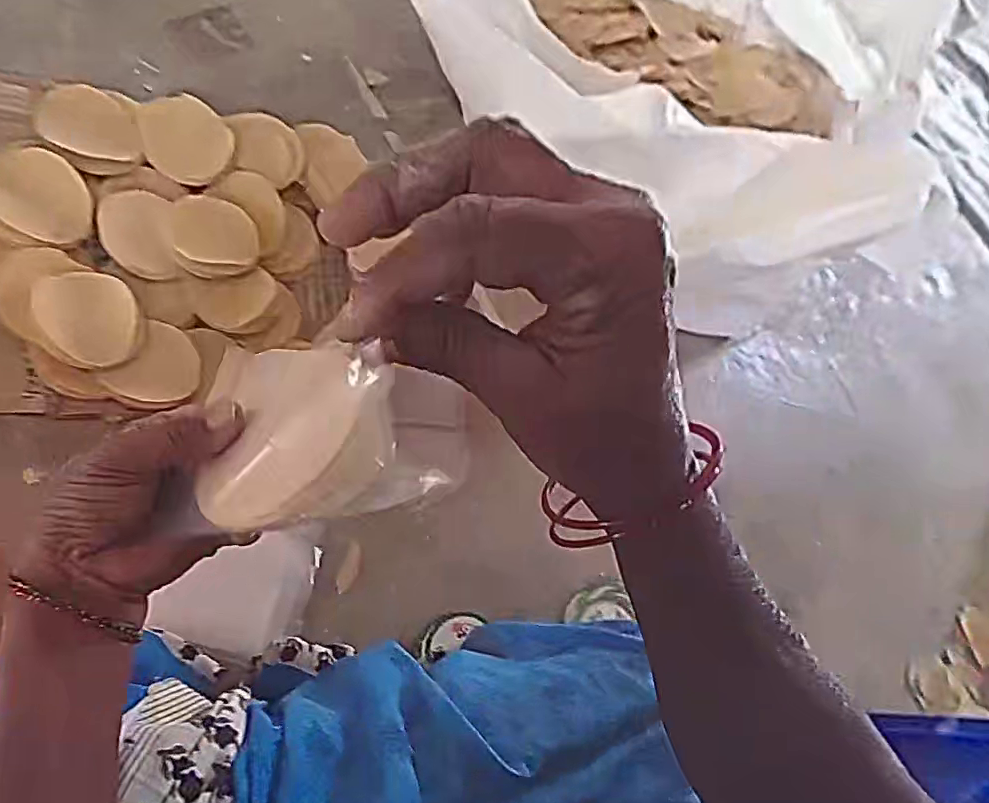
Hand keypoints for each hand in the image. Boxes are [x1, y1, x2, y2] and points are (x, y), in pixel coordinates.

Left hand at [12, 403, 245, 624]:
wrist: (82, 575)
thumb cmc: (84, 509)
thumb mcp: (120, 457)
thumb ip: (171, 436)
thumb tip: (226, 416)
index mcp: (150, 444)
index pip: (192, 422)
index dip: (218, 414)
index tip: (251, 405)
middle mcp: (176, 471)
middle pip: (219, 451)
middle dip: (241, 445)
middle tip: (268, 439)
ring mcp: (194, 503)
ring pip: (232, 484)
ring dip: (250, 479)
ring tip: (273, 470)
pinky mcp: (209, 534)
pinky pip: (237, 521)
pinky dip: (250, 517)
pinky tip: (259, 509)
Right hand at [320, 118, 692, 520]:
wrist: (645, 459)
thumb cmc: (597, 441)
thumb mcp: (517, 394)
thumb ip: (445, 341)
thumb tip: (368, 320)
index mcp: (606, 252)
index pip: (485, 227)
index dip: (407, 266)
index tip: (356, 311)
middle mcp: (610, 209)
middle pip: (489, 157)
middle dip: (406, 189)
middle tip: (343, 228)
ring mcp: (600, 213)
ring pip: (494, 164)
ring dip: (423, 194)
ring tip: (364, 234)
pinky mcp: (583, 230)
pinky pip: (508, 199)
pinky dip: (452, 219)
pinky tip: (416, 258)